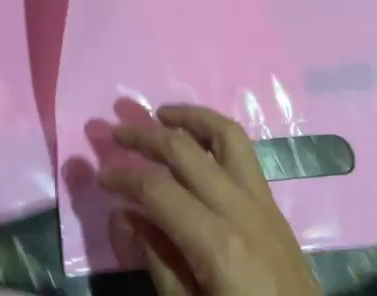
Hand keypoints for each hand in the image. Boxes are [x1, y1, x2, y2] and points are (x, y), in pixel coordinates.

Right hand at [101, 105, 320, 295]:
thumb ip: (157, 261)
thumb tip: (124, 216)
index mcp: (216, 243)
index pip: (157, 189)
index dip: (123, 178)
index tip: (100, 177)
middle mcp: (240, 210)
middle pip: (185, 150)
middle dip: (145, 136)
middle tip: (116, 132)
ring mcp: (263, 205)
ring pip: (226, 136)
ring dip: (189, 118)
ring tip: (161, 115)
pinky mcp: (275, 209)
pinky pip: (244, 155)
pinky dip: (215, 136)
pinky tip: (197, 143)